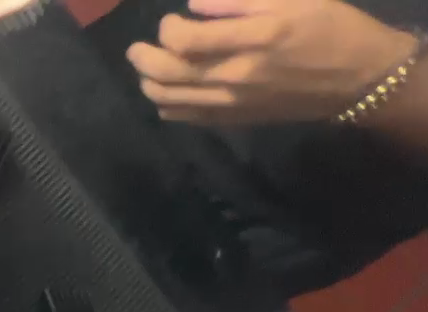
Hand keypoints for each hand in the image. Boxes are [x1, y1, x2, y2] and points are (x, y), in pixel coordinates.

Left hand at [127, 0, 415, 124]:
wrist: (355, 78)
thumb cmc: (330, 29)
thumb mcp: (297, 1)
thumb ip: (241, 3)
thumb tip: (194, 4)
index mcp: (258, 38)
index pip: (188, 40)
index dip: (168, 30)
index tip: (168, 21)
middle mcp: (235, 74)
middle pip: (166, 72)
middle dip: (143, 58)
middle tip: (136, 49)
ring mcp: (226, 101)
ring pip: (164, 97)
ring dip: (147, 81)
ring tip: (147, 67)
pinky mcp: (223, 119)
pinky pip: (177, 114)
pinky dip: (163, 101)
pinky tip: (167, 87)